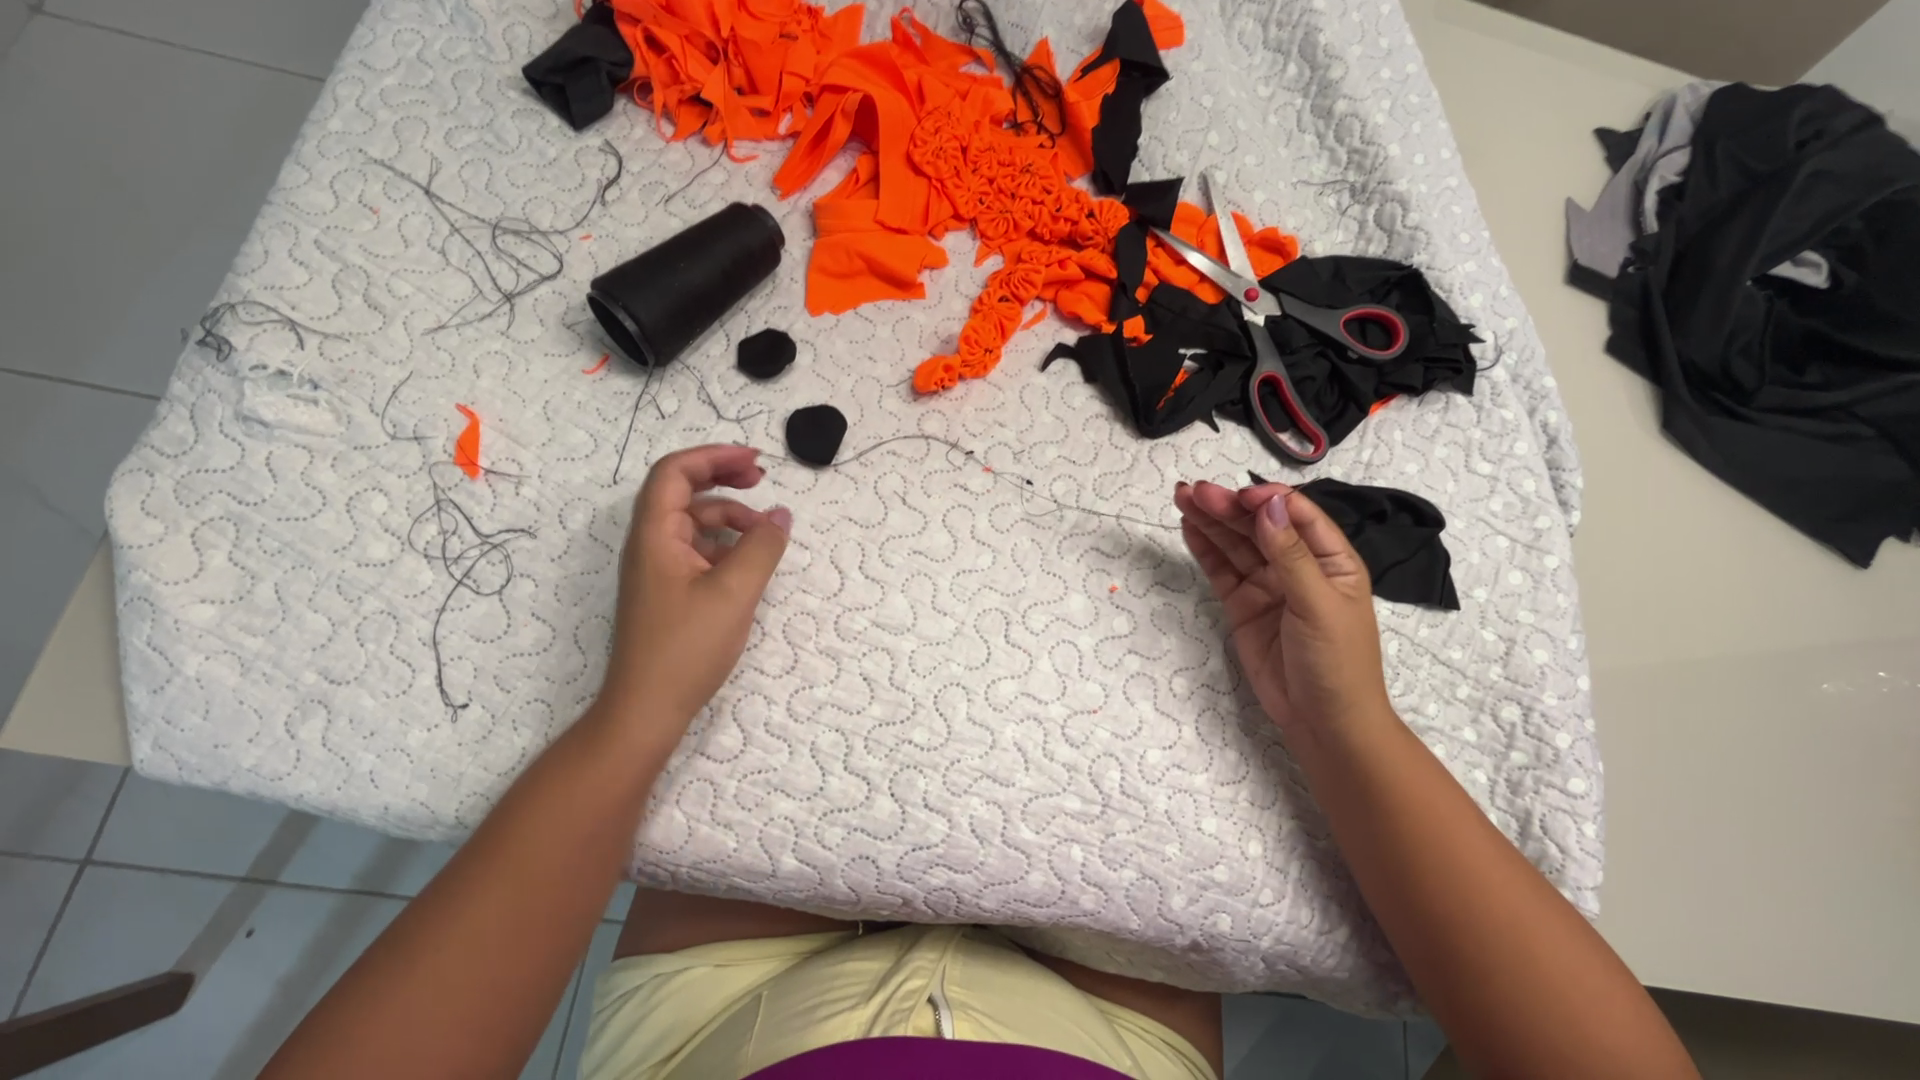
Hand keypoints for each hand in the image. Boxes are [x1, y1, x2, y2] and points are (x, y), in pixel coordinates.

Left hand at [602, 445, 790, 733]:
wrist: (646, 709)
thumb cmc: (687, 648)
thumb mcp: (735, 593)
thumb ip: (762, 547)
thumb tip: (782, 516)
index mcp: (654, 535)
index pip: (675, 472)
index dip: (714, 457)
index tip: (756, 462)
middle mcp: (650, 545)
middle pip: (683, 492)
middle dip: (724, 480)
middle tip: (763, 481)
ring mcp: (657, 570)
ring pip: (693, 524)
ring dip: (730, 518)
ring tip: (766, 534)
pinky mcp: (668, 593)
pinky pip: (697, 552)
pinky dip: (725, 546)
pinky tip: (750, 563)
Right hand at [1174, 480, 1390, 740]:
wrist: (1323, 722)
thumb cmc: (1337, 662)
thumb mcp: (1319, 605)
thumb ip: (1291, 555)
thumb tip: (1270, 503)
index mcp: (1331, 560)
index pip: (1298, 516)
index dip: (1268, 500)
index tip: (1238, 494)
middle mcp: (1298, 566)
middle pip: (1259, 526)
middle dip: (1228, 507)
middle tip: (1194, 491)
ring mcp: (1268, 586)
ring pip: (1236, 544)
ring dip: (1211, 521)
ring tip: (1182, 498)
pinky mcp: (1243, 606)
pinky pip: (1222, 570)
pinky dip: (1205, 549)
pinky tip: (1189, 527)